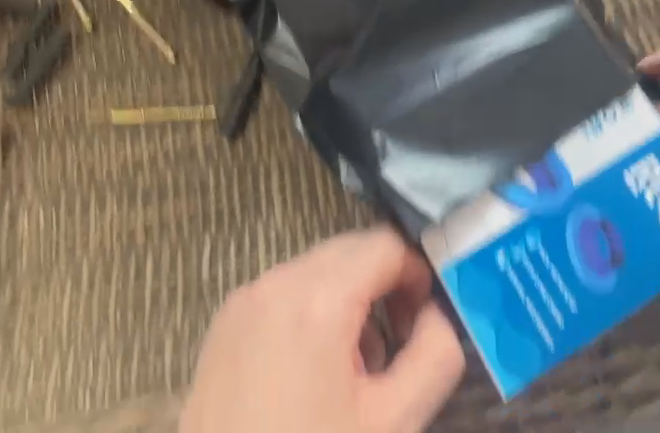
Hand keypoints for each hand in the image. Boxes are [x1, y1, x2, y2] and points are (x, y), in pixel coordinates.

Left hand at [181, 228, 466, 432]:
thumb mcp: (394, 421)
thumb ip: (434, 354)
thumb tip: (436, 313)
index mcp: (318, 298)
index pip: (386, 244)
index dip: (418, 273)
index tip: (426, 320)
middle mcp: (276, 281)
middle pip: (350, 251)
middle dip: (385, 286)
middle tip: (400, 345)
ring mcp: (243, 299)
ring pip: (316, 269)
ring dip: (349, 301)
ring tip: (357, 372)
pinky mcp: (223, 323)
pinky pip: (283, 293)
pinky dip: (311, 312)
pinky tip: (313, 374)